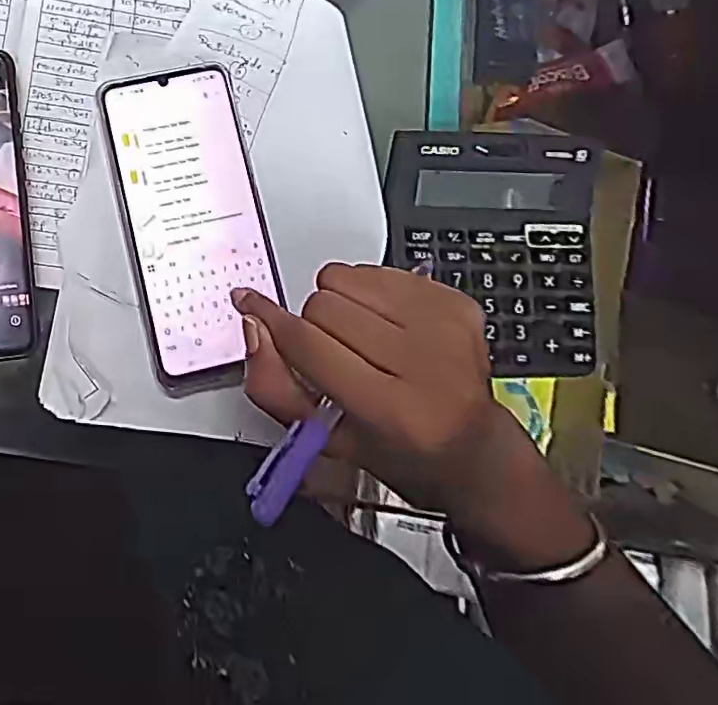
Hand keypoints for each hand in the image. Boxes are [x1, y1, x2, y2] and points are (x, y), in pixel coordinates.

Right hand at [234, 265, 591, 568]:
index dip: (268, 319)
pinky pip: (375, 270)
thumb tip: (255, 325)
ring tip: (355, 336)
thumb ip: (272, 383)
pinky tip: (381, 324)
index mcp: (394, 410)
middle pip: (322, 305)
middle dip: (311, 324)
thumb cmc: (393, 446)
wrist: (469, 447)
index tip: (249, 303)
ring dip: (336, 302)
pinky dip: (365, 291)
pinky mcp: (457, 304)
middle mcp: (429, 366)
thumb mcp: (320, 437)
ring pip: (343, 278)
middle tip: (329, 352)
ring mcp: (448, 330)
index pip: (307, 341)